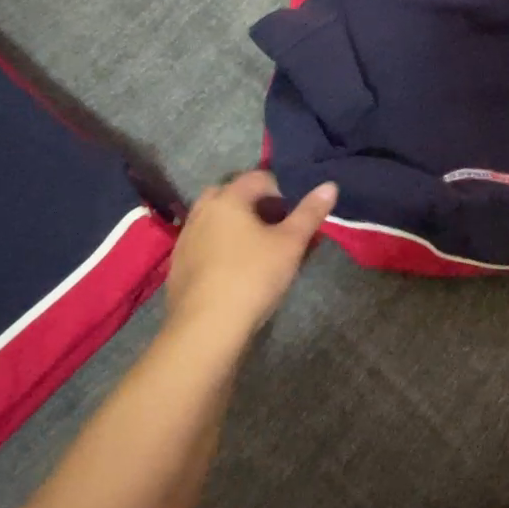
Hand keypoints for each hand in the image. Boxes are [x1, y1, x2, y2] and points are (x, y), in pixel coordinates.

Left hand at [164, 170, 335, 341]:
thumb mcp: (291, 243)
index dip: (282, 189)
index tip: (295, 213)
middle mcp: (202, 213)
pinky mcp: (178, 267)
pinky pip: (204, 243)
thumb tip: (329, 185)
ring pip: (214, 219)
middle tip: (276, 225)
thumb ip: (310, 212)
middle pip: (231, 194)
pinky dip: (220, 246)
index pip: (259, 178)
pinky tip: (235, 269)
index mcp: (228, 200)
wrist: (206, 329)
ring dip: (235, 224)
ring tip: (257, 247)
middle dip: (253, 203)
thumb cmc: (253, 276)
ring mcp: (186, 240)